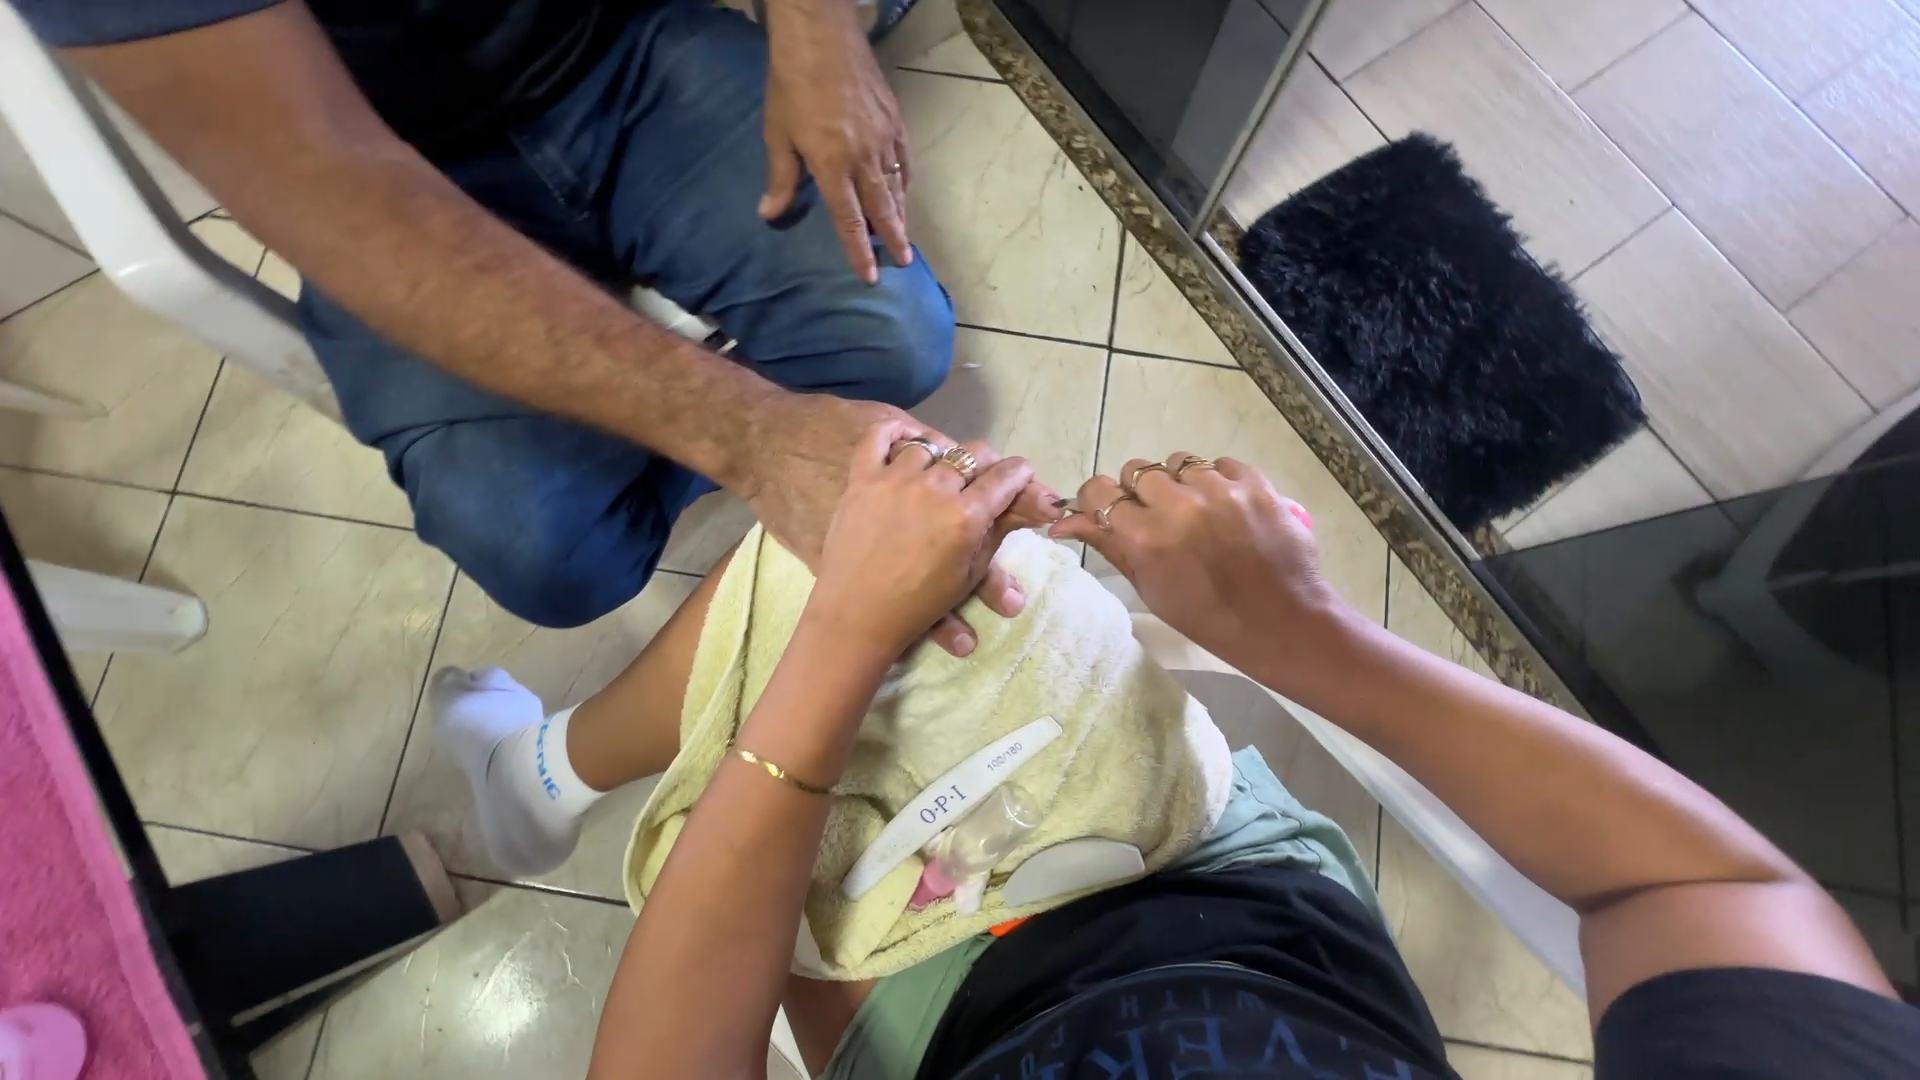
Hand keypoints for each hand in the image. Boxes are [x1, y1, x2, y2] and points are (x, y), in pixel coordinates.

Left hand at [741, 395, 1062, 654]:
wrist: (855, 615)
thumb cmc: (918, 604)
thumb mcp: (968, 574)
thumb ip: (997, 532)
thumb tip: (1035, 505)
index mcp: (966, 517)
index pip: (1005, 477)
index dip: (1019, 474)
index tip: (1020, 475)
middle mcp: (934, 489)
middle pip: (972, 453)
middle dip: (986, 462)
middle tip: (983, 476)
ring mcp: (895, 479)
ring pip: (930, 446)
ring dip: (941, 455)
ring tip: (940, 470)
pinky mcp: (862, 478)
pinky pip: (879, 437)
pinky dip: (894, 433)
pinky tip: (904, 440)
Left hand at [761, 0, 911, 284]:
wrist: (821, 33)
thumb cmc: (791, 83)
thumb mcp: (778, 132)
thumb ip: (781, 178)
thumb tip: (770, 214)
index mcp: (831, 166)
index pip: (848, 220)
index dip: (858, 251)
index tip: (870, 276)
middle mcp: (862, 159)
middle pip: (882, 210)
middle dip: (894, 239)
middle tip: (904, 262)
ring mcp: (883, 140)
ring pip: (897, 188)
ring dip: (901, 215)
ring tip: (903, 236)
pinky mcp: (895, 122)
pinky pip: (904, 162)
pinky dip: (904, 183)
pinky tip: (903, 192)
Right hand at [1050, 452, 1350, 683]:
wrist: (1280, 622)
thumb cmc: (1206, 616)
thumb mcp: (1148, 586)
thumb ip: (1109, 545)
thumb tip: (1063, 522)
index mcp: (1145, 536)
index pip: (1099, 491)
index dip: (1098, 499)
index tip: (1106, 510)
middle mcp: (1177, 504)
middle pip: (1138, 471)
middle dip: (1140, 492)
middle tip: (1157, 517)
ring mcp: (1219, 489)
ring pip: (1178, 462)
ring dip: (1178, 483)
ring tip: (1194, 510)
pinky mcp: (1254, 482)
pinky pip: (1219, 464)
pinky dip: (1215, 480)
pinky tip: (1223, 508)